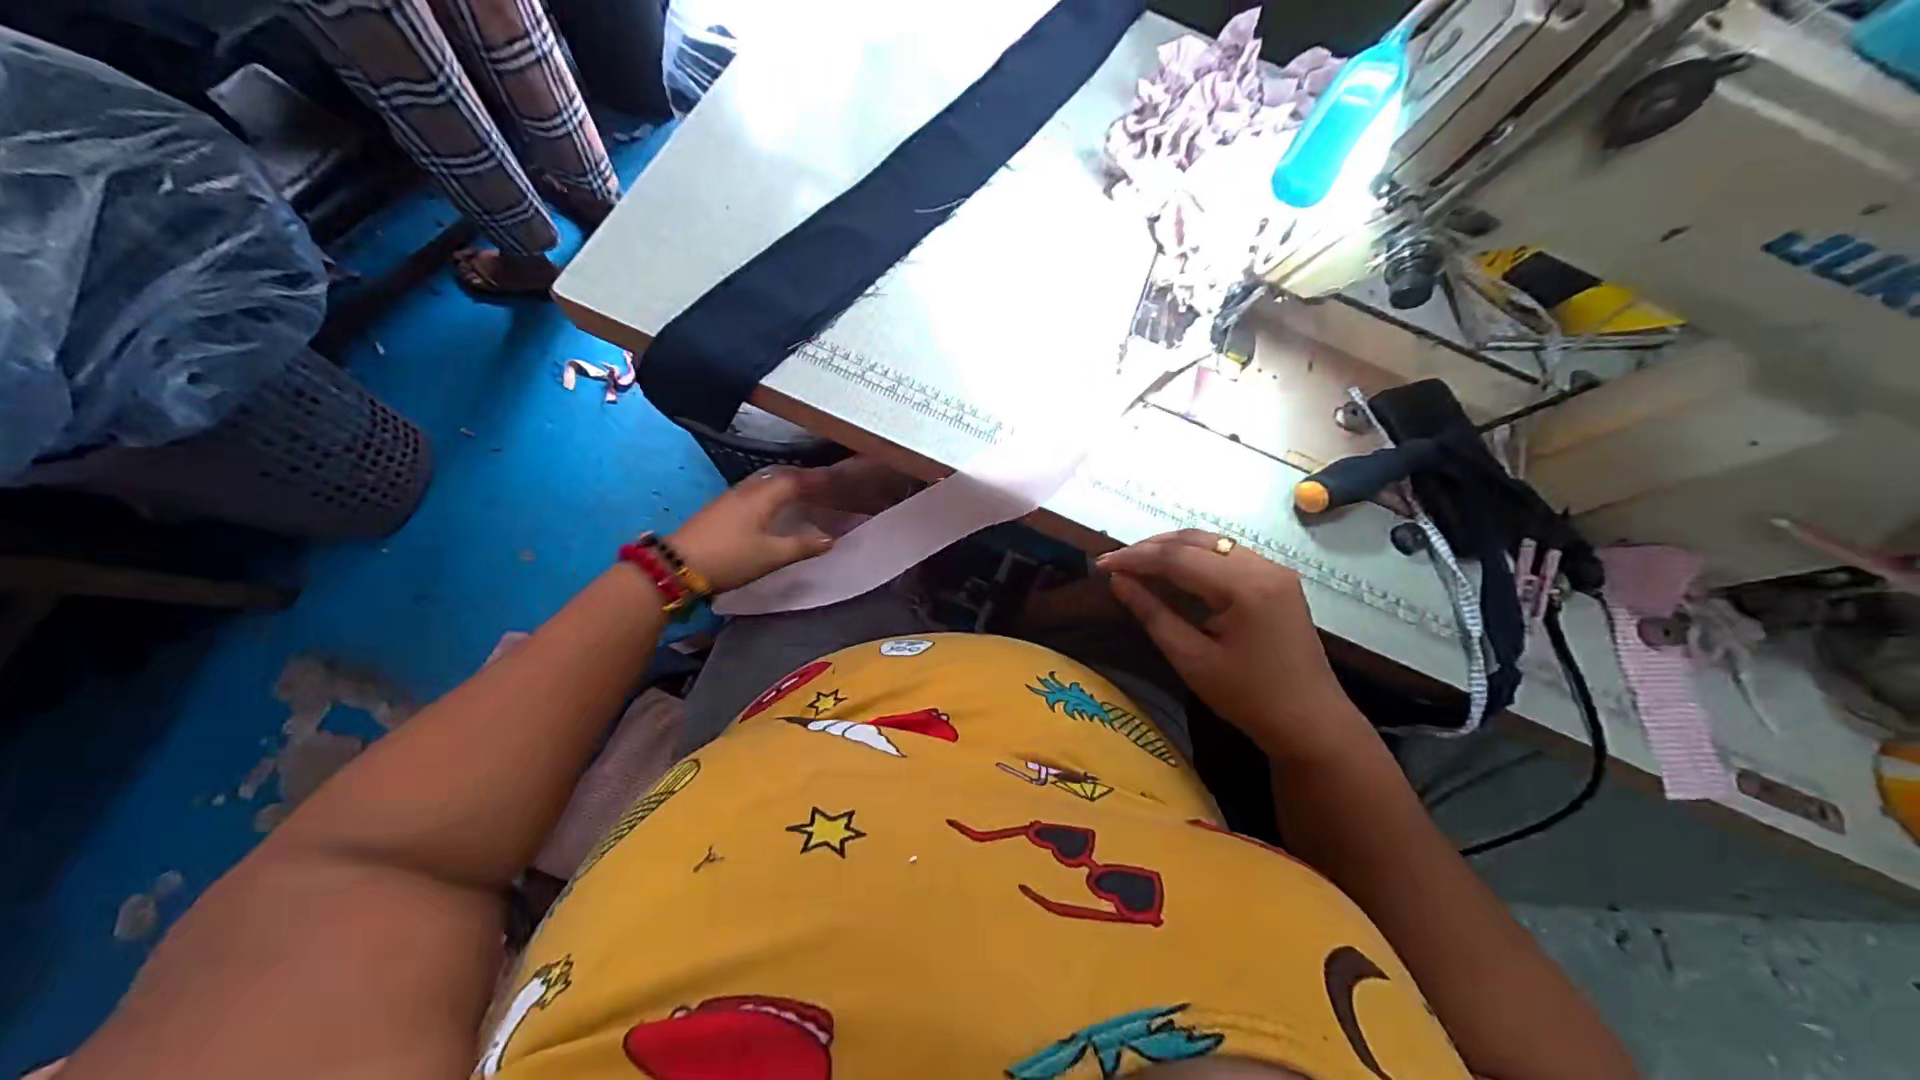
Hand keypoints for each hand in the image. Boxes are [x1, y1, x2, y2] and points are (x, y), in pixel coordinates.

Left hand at [666, 468, 834, 592]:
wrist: (677, 566)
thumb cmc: (729, 558)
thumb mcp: (770, 556)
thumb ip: (801, 546)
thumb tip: (830, 539)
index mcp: (762, 497)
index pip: (795, 479)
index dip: (816, 478)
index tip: (836, 479)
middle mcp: (745, 491)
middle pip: (777, 476)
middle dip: (800, 478)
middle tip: (820, 485)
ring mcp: (728, 499)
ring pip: (762, 483)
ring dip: (782, 485)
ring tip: (799, 494)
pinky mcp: (718, 510)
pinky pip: (751, 493)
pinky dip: (768, 495)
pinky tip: (770, 508)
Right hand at [1098, 530, 1377, 764]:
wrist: (1310, 721)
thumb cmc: (1248, 697)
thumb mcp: (1191, 659)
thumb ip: (1152, 613)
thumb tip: (1118, 581)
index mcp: (1245, 587)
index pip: (1178, 557)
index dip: (1135, 557)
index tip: (1101, 564)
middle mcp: (1263, 566)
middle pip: (1195, 541)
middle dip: (1151, 547)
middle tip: (1115, 562)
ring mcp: (1274, 570)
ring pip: (1212, 543)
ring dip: (1171, 549)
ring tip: (1136, 564)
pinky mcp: (1276, 580)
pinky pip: (1227, 555)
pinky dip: (1194, 558)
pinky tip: (1172, 572)